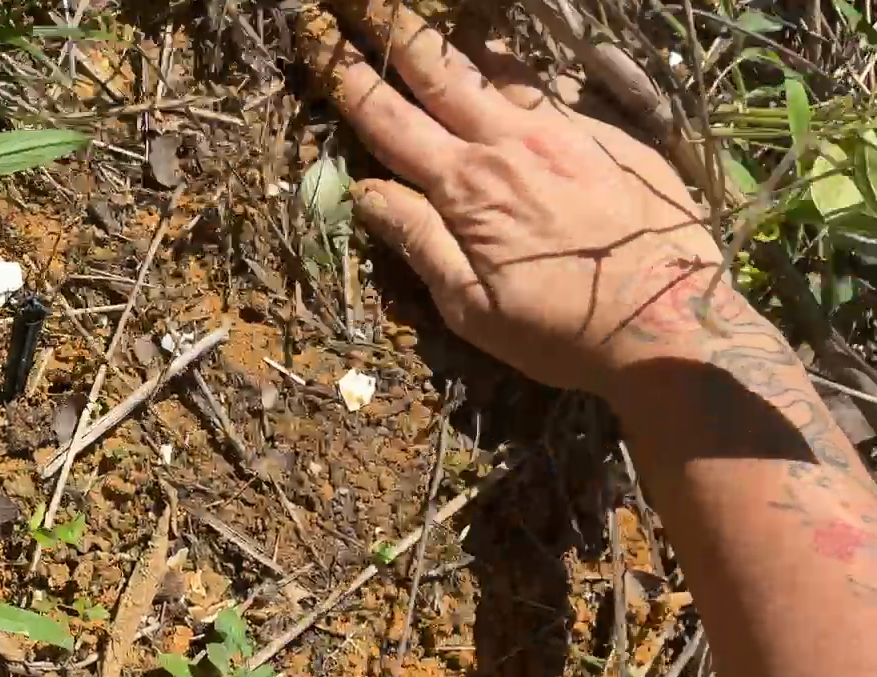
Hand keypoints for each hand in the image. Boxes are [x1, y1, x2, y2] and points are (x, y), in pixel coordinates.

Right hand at [300, 1, 739, 400]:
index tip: (322, 48)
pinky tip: (496, 55)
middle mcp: (512, 145)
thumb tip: (362, 192)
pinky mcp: (606, 135)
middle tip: (361, 3)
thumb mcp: (464, 302)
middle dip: (396, 33)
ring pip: (497, 67)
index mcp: (467, 190)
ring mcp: (565, 132)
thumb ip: (415, 239)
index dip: (352, 85)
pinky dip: (510, 61)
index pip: (391, 126)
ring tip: (423, 16)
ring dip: (452, 38)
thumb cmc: (551, 327)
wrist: (670, 323)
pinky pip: (544, 84)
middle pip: (441, 76)